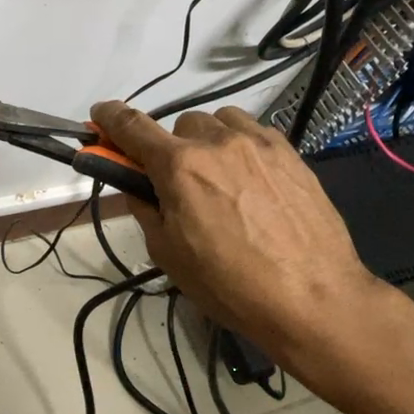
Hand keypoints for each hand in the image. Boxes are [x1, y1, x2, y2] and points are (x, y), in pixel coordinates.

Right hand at [89, 101, 388, 378]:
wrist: (315, 298)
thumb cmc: (231, 284)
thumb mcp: (169, 254)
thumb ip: (146, 208)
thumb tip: (137, 186)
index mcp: (179, 167)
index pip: (132, 127)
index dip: (109, 118)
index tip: (99, 116)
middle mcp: (217, 143)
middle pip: (178, 126)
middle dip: (170, 149)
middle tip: (178, 185)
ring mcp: (258, 144)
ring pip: (218, 123)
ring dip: (207, 141)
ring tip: (218, 178)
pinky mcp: (290, 153)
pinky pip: (253, 132)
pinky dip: (239, 146)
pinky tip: (250, 180)